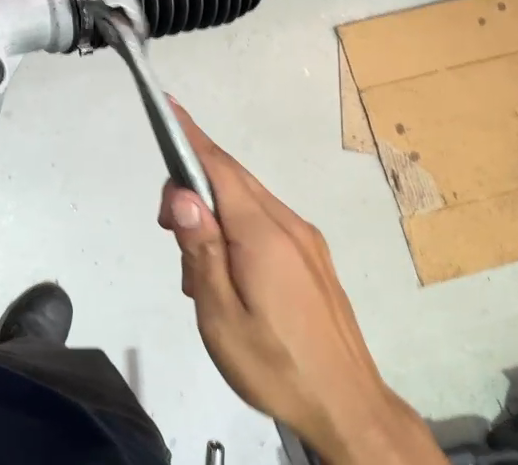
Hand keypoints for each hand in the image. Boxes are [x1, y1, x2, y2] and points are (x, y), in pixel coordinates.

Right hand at [158, 102, 441, 464]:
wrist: (350, 411)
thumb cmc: (275, 366)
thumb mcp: (221, 315)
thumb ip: (200, 250)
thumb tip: (181, 194)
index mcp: (263, 235)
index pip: (218, 167)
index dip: (190, 136)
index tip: (167, 106)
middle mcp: (289, 226)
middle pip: (231, 180)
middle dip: (191, 187)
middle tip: (168, 230)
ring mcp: (306, 242)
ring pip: (246, 203)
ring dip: (212, 216)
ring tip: (199, 273)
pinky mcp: (313, 260)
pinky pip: (264, 224)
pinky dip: (234, 230)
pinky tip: (227, 276)